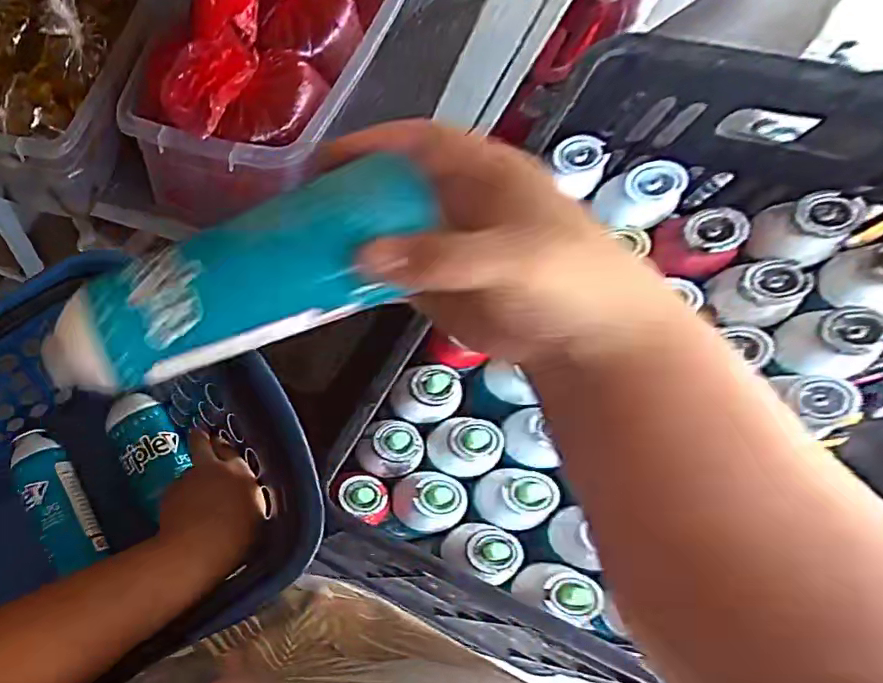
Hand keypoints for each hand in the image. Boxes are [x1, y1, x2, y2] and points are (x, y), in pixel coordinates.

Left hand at [159, 430, 264, 569]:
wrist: (195, 549)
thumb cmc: (234, 540)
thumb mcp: (254, 516)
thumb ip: (247, 497)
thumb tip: (239, 495)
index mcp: (241, 473)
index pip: (233, 452)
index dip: (226, 450)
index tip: (222, 448)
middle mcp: (213, 469)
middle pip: (203, 443)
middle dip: (201, 438)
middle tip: (199, 436)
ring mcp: (188, 477)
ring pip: (189, 470)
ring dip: (191, 477)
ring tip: (192, 494)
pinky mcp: (170, 491)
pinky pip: (177, 488)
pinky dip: (180, 496)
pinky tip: (182, 512)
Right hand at [331, 120, 704, 372]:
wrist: (584, 339)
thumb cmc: (565, 283)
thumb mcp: (507, 260)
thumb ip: (438, 257)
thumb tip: (364, 255)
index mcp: (483, 176)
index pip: (420, 144)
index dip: (372, 145)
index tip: (323, 160)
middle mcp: (454, 205)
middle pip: (390, 187)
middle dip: (345, 193)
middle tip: (297, 210)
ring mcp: (439, 248)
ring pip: (381, 232)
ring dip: (344, 238)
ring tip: (298, 247)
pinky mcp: (429, 286)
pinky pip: (382, 275)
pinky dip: (353, 278)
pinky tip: (325, 285)